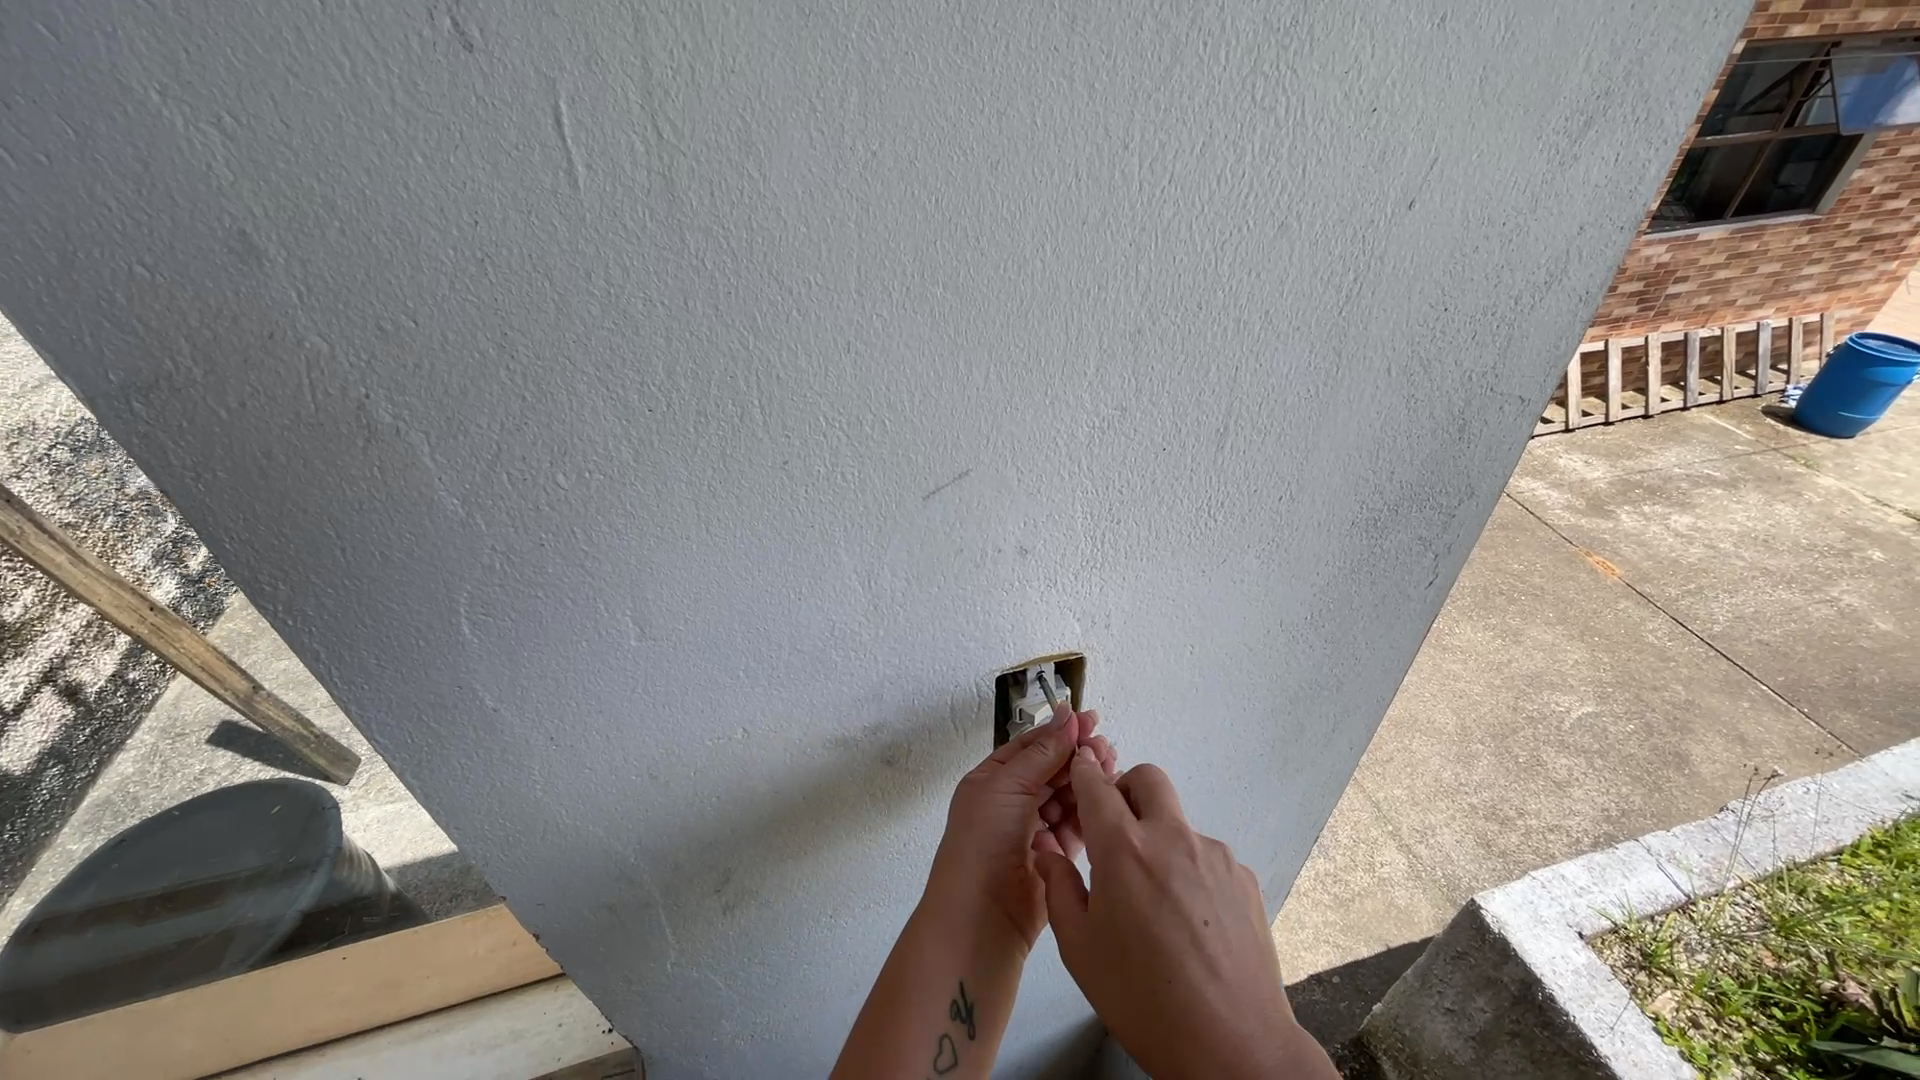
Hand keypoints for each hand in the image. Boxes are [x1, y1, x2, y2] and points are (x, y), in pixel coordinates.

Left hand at [927, 704, 1115, 948]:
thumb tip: (1068, 715)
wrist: (982, 914)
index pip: (1031, 746)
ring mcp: (1034, 830)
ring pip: (1068, 797)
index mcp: (992, 780)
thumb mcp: (1008, 785)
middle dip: (1078, 756)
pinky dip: (1092, 812)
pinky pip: (1078, 826)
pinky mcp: (1056, 856)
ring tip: (1114, 767)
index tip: (1091, 719)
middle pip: (1052, 770)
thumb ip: (1042, 752)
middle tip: (1107, 746)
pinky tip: (1111, 798)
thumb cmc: (984, 840)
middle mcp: (1011, 802)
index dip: (1059, 732)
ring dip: (1088, 782)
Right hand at [1036, 752, 1337, 1079]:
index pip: (1096, 786)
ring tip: (1152, 896)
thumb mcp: (1079, 948)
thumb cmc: (1146, 1001)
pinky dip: (1189, 869)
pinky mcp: (1243, 879)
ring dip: (1158, 836)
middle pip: (1148, 779)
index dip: (1083, 774)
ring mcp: (1215, 856)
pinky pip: (1207, 855)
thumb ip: (1058, 888)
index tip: (1078, 771)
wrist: (1233, 1045)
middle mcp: (1172, 839)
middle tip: (1113, 828)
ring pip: (1179, 821)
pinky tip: (1185, 918)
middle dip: (1125, 789)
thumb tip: (1048, 854)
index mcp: (1123, 850)